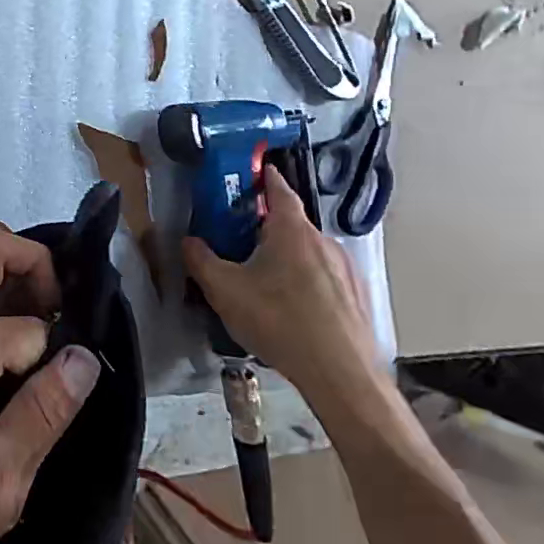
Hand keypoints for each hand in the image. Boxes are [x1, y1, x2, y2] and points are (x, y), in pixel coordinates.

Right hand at [183, 166, 377, 393]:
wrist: (339, 371)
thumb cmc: (278, 320)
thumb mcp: (225, 291)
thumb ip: (201, 261)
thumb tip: (188, 242)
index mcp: (291, 229)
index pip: (278, 188)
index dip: (264, 177)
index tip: (254, 172)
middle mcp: (322, 240)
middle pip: (291, 223)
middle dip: (267, 229)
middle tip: (242, 244)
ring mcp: (344, 268)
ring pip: (308, 253)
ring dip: (288, 259)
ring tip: (265, 285)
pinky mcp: (355, 295)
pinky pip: (324, 278)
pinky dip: (307, 283)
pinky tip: (293, 311)